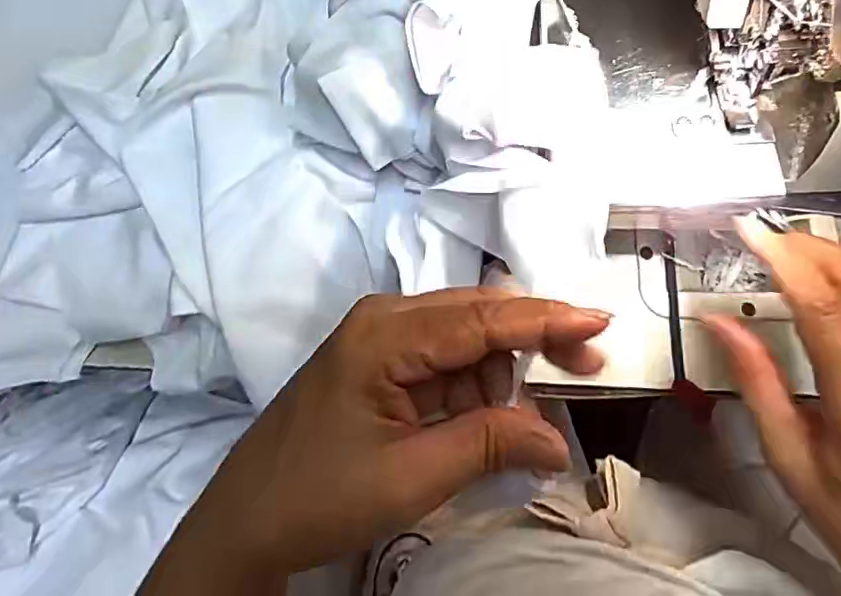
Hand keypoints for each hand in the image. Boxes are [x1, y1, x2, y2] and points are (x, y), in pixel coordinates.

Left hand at [143, 288, 609, 593]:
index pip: (481, 316)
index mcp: (386, 332)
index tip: (598, 320)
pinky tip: (491, 414)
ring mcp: (381, 335)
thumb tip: (556, 439)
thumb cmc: (320, 496)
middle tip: (586, 366)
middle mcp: (386, 317)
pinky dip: (474, 384)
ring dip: (502, 371)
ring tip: (528, 416)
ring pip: (465, 336)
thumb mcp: (411, 476)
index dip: (545, 318)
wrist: (241, 525)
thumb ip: (488, 444)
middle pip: (477, 315)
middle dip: (532, 340)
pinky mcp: (380, 358)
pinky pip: (443, 358)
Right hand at [707, 217, 840, 595]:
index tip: (747, 229)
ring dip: (832, 249)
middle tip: (759, 234)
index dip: (784, 260)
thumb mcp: (789, 459)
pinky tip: (828, 266)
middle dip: (805, 244)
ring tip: (785, 242)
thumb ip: (756, 382)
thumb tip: (717, 320)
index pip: (825, 308)